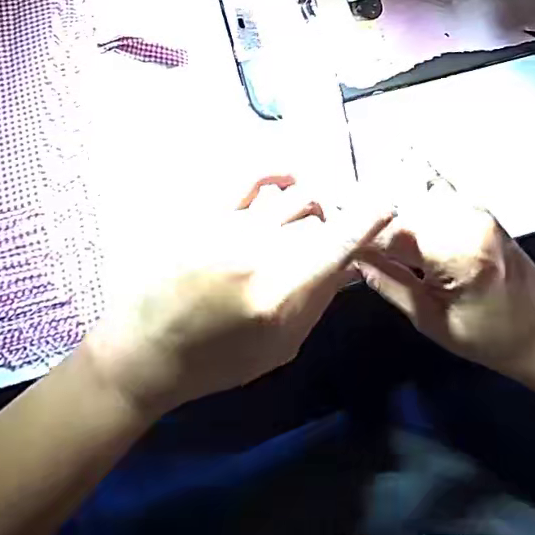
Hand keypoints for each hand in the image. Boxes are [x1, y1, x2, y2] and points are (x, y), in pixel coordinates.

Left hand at [78, 177, 394, 415]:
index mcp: (281, 292)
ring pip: (288, 195)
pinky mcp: (203, 211)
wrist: (148, 347)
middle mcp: (259, 251)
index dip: (367, 219)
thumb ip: (315, 302)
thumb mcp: (280, 348)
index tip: (386, 202)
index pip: (337, 244)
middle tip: (329, 235)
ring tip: (304, 217)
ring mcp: (228, 225)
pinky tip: (283, 180)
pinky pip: (247, 178)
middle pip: (314, 215)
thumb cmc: (217, 360)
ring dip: (307, 203)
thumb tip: (343, 264)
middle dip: (332, 220)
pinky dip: (274, 174)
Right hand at [355, 184, 534, 397]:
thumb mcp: (433, 322)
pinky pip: (433, 189)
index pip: (390, 231)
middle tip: (338, 221)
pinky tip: (392, 200)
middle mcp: (466, 220)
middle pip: (398, 205)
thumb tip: (350, 256)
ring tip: (360, 214)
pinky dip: (409, 191)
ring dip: (385, 203)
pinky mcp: (477, 207)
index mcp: (457, 254)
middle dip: (367, 214)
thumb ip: (389, 284)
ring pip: (412, 192)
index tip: (331, 233)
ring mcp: (474, 209)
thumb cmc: (493, 339)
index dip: (357, 233)